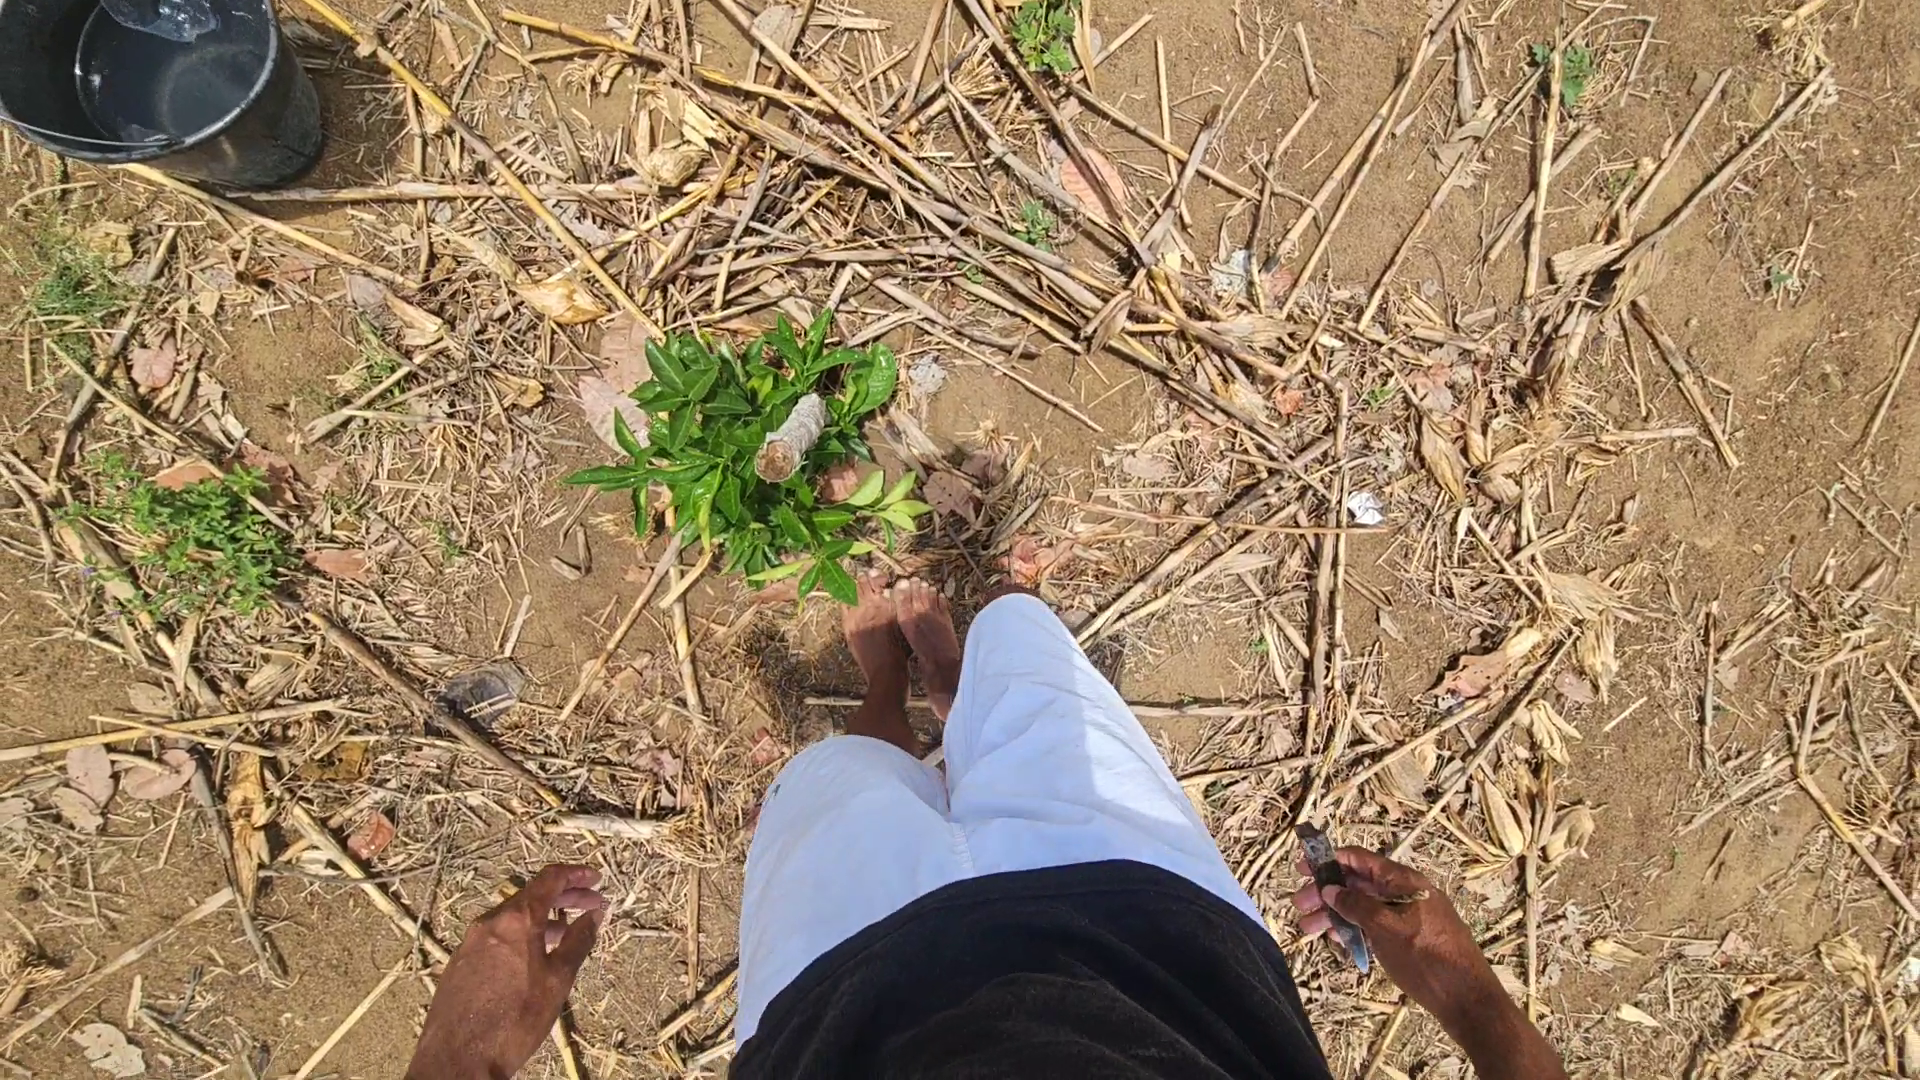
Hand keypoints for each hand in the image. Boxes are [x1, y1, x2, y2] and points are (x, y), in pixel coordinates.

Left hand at [405, 865, 605, 1079]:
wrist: (454, 1067)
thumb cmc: (513, 1020)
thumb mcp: (558, 979)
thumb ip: (579, 939)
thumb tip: (594, 914)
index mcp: (516, 919)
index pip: (550, 878)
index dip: (577, 874)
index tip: (596, 879)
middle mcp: (490, 923)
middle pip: (533, 895)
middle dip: (566, 897)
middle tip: (592, 905)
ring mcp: (470, 944)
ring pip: (514, 917)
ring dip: (545, 918)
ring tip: (567, 932)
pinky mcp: (459, 965)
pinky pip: (498, 936)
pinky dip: (523, 934)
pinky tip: (535, 956)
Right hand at [1293, 849, 1568, 1079]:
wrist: (1472, 1006)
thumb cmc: (1427, 959)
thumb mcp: (1385, 928)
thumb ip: (1355, 904)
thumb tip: (1330, 889)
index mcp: (1404, 881)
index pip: (1359, 858)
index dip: (1329, 859)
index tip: (1303, 867)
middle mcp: (1405, 893)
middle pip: (1357, 883)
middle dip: (1326, 893)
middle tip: (1299, 904)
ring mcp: (1408, 917)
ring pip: (1363, 907)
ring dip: (1334, 914)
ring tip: (1307, 928)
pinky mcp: (1410, 939)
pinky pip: (1375, 925)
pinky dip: (1354, 929)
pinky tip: (1336, 940)